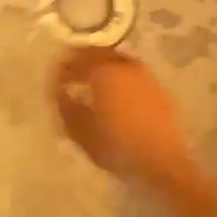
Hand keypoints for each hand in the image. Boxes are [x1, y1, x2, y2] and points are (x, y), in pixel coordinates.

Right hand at [52, 47, 209, 196]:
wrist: (164, 163)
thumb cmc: (117, 147)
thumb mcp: (81, 133)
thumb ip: (66, 108)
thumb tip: (60, 93)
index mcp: (103, 73)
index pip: (75, 61)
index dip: (61, 69)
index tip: (53, 81)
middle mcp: (125, 67)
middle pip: (98, 53)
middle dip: (81, 61)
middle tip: (69, 75)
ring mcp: (145, 76)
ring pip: (117, 61)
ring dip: (101, 67)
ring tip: (91, 83)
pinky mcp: (159, 90)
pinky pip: (131, 74)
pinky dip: (118, 77)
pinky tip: (114, 94)